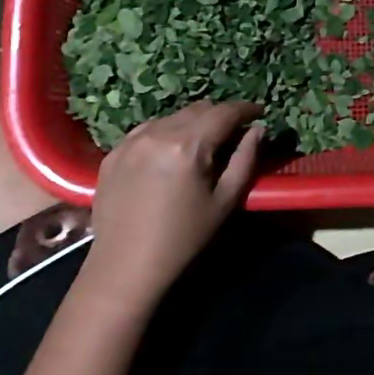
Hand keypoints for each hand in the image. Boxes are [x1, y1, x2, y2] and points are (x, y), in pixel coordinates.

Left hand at [82, 100, 264, 304]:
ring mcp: (131, 141)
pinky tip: (169, 154)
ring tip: (201, 143)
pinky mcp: (113, 153)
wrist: (125, 266)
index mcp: (188, 145)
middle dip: (220, 114)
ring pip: (172, 116)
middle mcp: (158, 133)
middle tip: (233, 131)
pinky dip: (165, 133)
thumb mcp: (225, 201)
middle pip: (198, 108)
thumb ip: (245, 159)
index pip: (224, 112)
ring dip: (192, 122)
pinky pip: (147, 130)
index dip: (246, 108)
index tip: (260, 111)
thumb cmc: (183, 237)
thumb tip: (258, 129)